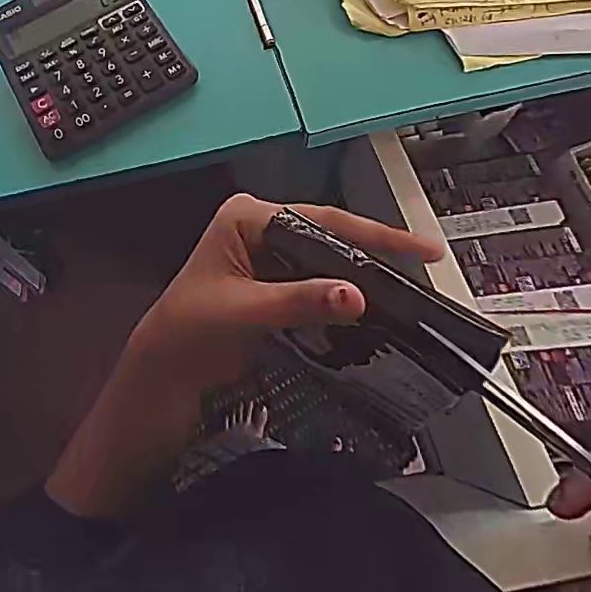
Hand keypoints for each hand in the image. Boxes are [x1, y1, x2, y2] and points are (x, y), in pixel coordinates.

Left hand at [124, 193, 446, 388]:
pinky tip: (375, 303)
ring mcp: (271, 254)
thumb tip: (354, 295)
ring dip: (364, 271)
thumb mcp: (243, 312)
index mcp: (247, 216)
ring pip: (329, 257)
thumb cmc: (187, 332)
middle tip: (424, 260)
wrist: (165, 375)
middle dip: (374, 249)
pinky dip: (346, 294)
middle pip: (329, 234)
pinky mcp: (279, 282)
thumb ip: (298, 301)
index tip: (413, 246)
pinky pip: (321, 282)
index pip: (318, 219)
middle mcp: (262, 227)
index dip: (367, 233)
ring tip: (411, 282)